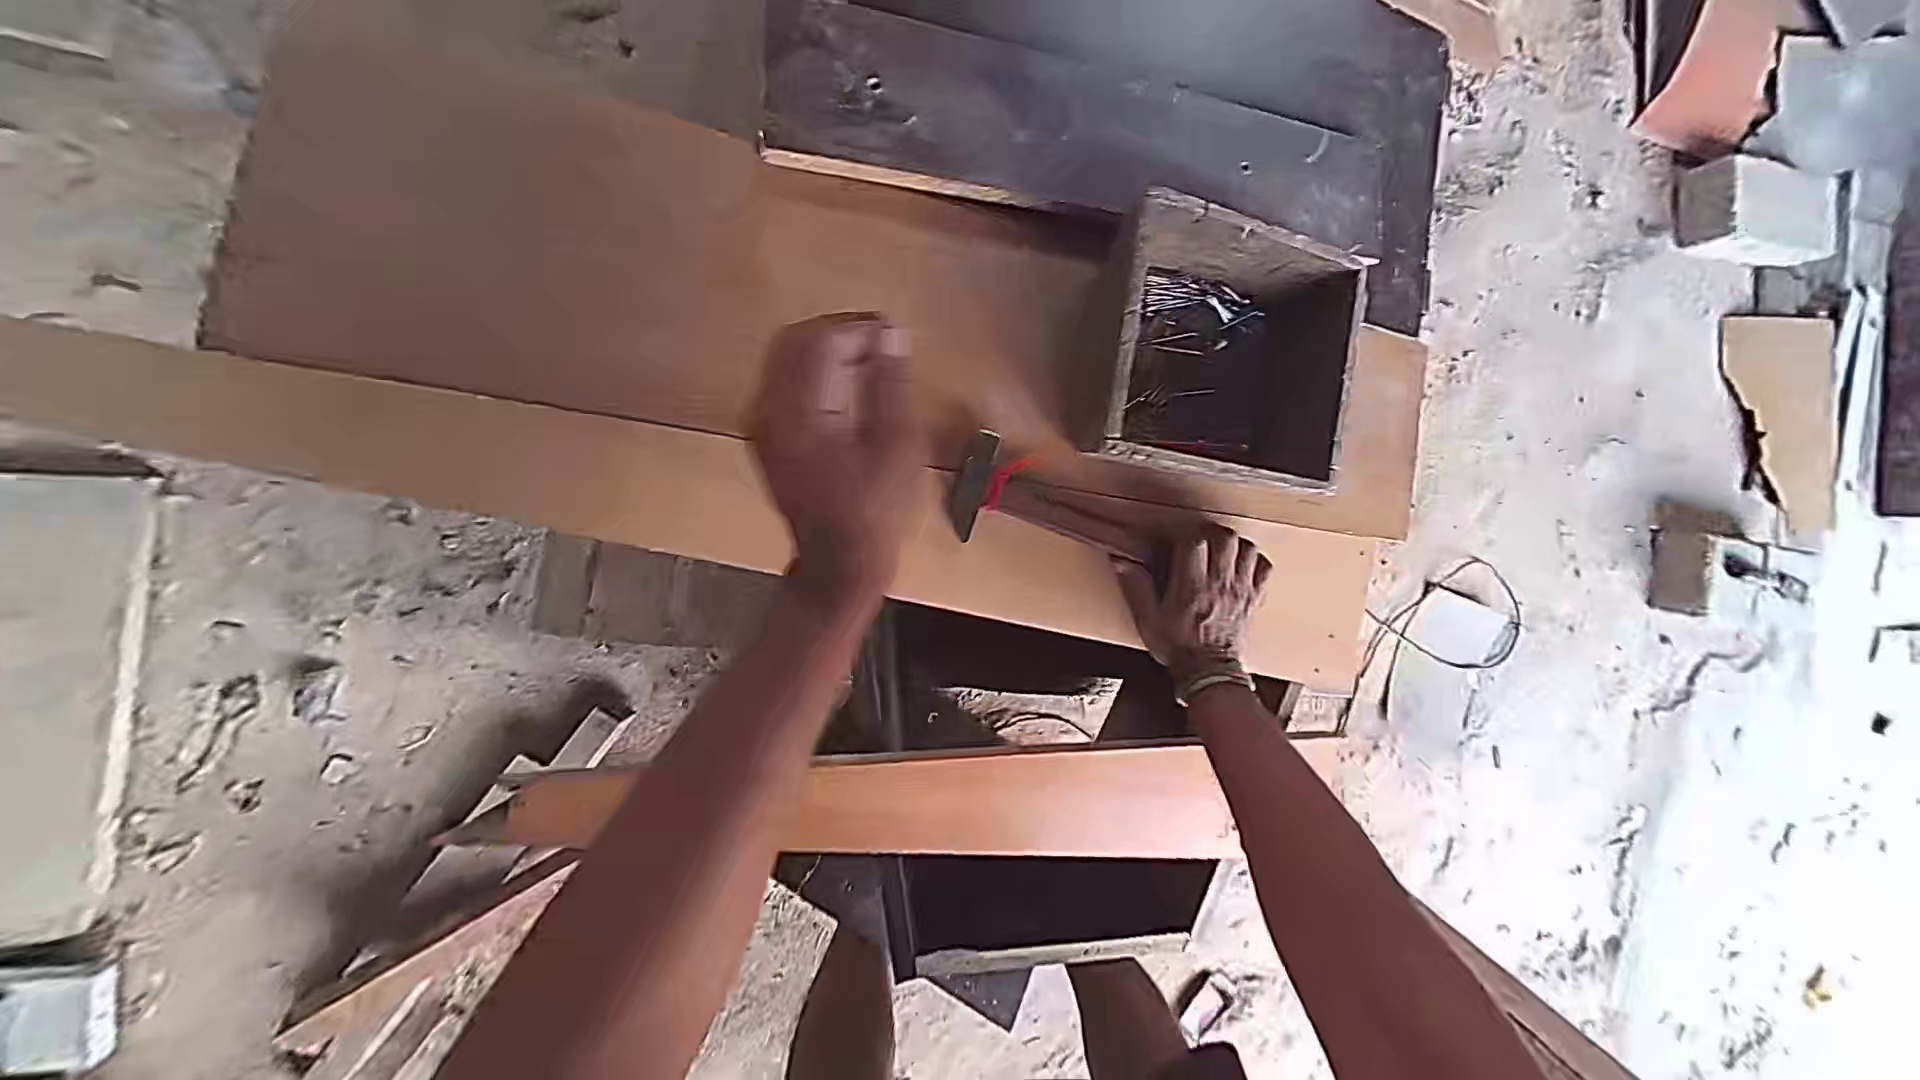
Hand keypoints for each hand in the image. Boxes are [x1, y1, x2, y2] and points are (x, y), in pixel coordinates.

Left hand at [750, 314, 922, 604]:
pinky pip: (781, 383)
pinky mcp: (765, 437)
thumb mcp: (896, 446)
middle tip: (880, 341)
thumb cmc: (873, 512)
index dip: (859, 328)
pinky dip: (812, 372)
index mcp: (800, 415)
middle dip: (840, 331)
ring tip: (867, 359)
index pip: (821, 341)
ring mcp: (761, 426)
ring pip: (784, 358)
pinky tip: (844, 385)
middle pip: (794, 340)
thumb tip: (891, 337)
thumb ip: (891, 384)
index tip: (890, 334)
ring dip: (825, 349)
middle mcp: (769, 414)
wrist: (839, 561)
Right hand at [1114, 525, 1271, 686]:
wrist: (1209, 672)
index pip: (1194, 543)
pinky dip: (1253, 560)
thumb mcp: (1148, 619)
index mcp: (1192, 588)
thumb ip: (1136, 588)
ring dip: (1233, 543)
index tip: (1176, 541)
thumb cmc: (1178, 646)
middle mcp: (1219, 584)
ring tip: (1218, 550)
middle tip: (1199, 538)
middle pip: (1225, 538)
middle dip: (1210, 532)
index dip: (1184, 535)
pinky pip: (1264, 567)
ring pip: (1247, 548)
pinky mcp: (1253, 598)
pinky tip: (1238, 565)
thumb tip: (1121, 562)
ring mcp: (1240, 590)